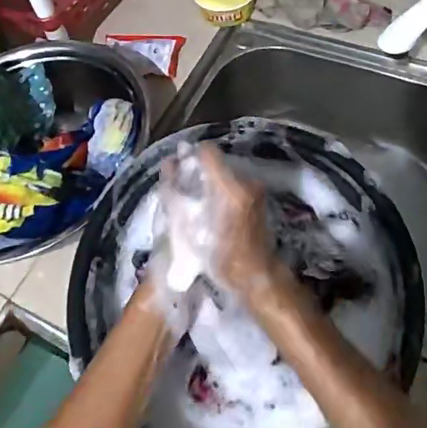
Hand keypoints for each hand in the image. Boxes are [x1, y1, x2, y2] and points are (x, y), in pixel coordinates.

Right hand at [152, 143, 277, 300]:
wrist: (255, 274)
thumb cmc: (220, 258)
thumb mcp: (189, 230)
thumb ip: (176, 195)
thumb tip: (168, 166)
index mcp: (231, 190)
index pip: (208, 153)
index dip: (190, 157)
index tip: (179, 168)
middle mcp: (246, 181)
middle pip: (216, 160)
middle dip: (196, 168)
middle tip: (182, 183)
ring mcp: (255, 186)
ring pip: (223, 170)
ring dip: (207, 177)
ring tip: (194, 195)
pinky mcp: (258, 193)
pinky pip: (232, 180)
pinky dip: (218, 186)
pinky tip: (209, 203)